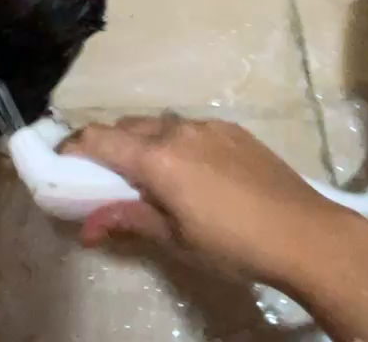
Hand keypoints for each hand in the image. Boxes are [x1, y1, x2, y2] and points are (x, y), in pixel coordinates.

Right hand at [63, 116, 364, 288]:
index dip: (74, 146)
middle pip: (127, 127)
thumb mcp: (176, 240)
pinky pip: (189, 127)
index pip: (100, 139)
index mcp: (158, 158)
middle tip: (107, 178)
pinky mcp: (231, 128)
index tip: (62, 160)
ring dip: (144, 143)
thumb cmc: (234, 244)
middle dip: (110, 147)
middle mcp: (178, 130)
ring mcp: (207, 125)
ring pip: (159, 125)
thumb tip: (86, 226)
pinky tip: (192, 172)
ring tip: (153, 177)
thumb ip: (129, 221)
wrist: (305, 232)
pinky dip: (175, 142)